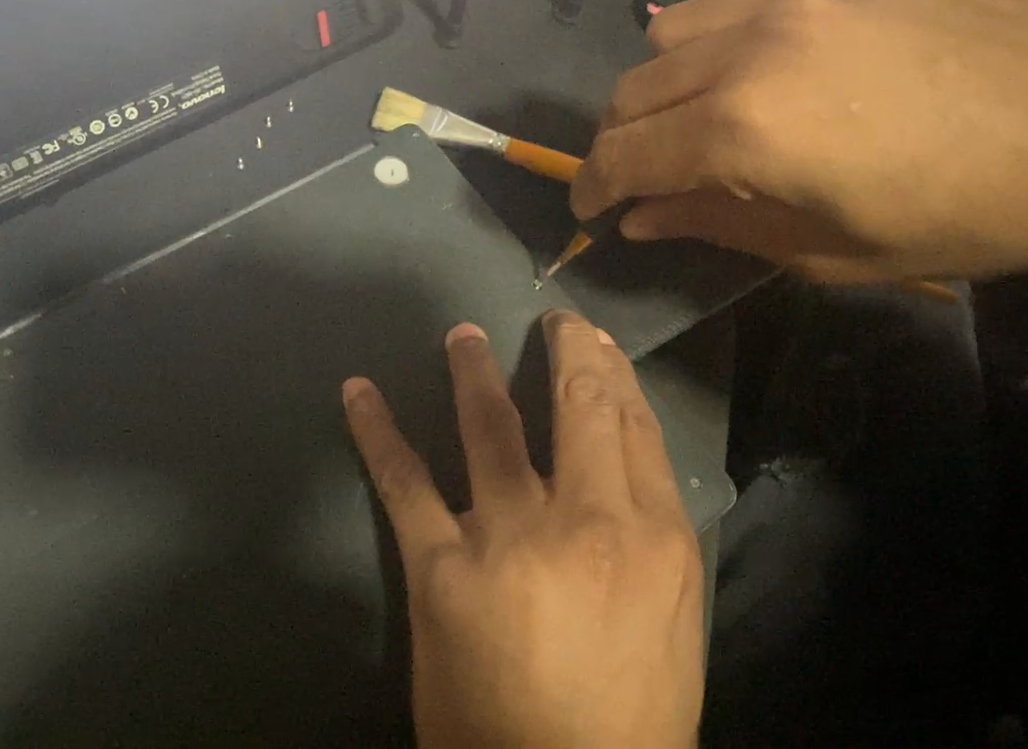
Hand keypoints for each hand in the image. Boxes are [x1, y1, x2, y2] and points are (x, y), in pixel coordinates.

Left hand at [342, 313, 703, 748]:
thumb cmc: (626, 710)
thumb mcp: (670, 619)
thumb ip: (649, 535)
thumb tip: (621, 462)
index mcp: (653, 539)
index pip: (633, 426)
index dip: (612, 373)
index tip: (593, 340)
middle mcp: (583, 522)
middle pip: (577, 408)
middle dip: (565, 351)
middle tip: (551, 319)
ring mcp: (505, 537)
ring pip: (490, 425)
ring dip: (473, 370)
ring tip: (462, 334)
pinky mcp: (438, 564)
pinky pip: (403, 480)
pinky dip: (376, 430)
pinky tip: (356, 391)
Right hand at [572, 0, 1027, 281]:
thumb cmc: (964, 217)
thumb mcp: (826, 250)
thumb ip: (713, 226)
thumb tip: (638, 219)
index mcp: (746, 131)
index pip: (625, 155)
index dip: (593, 188)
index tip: (589, 209)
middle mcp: (748, 49)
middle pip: (630, 92)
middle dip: (616, 142)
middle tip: (636, 173)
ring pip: (665, 36)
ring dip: (657, 85)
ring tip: (692, 114)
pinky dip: (709, 39)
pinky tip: (746, 65)